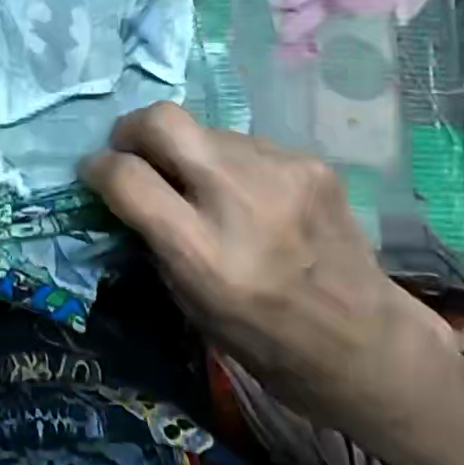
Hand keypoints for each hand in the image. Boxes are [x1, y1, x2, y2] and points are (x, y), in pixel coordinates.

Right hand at [84, 105, 463, 464]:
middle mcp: (241, 201)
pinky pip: (242, 142)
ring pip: (202, 128)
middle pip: (163, 120)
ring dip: (187, 151)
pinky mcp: (309, 162)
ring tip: (203, 184)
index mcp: (204, 253)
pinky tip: (248, 194)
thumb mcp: (187, 300)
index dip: (97, 167)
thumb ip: (151, 234)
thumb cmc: (263, 339)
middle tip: (132, 151)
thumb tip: (119, 182)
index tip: (95, 172)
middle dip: (132, 128)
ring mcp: (281, 173)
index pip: (126, 177)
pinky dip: (228, 162)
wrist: (368, 344)